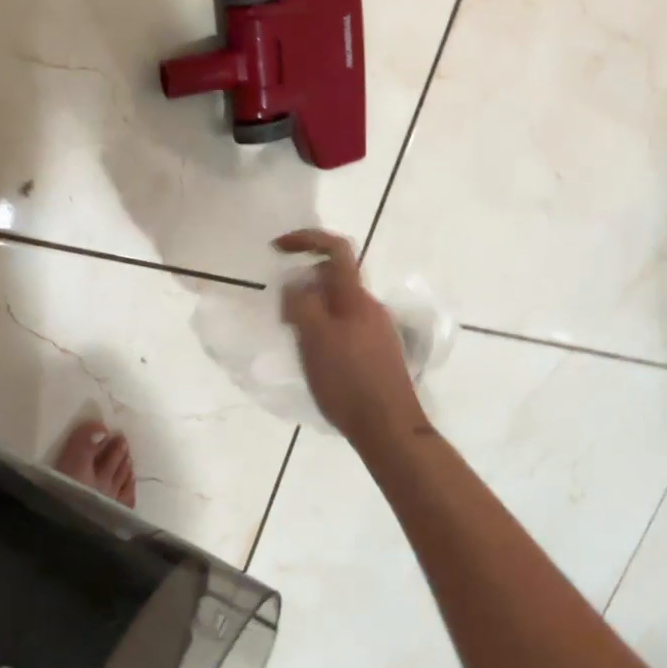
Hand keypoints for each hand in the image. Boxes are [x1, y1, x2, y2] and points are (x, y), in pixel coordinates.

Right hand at [273, 229, 425, 440]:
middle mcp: (370, 307)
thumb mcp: (313, 339)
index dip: (308, 239)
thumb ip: (301, 304)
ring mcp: (377, 330)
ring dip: (312, 308)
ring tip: (293, 336)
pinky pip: (344, 326)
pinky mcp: (377, 353)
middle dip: (304, 282)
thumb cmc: (347, 382)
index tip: (278, 248)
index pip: (336, 249)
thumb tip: (295, 282)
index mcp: (355, 298)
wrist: (389, 428)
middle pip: (334, 278)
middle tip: (281, 308)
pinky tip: (314, 357)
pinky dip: (323, 329)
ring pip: (338, 304)